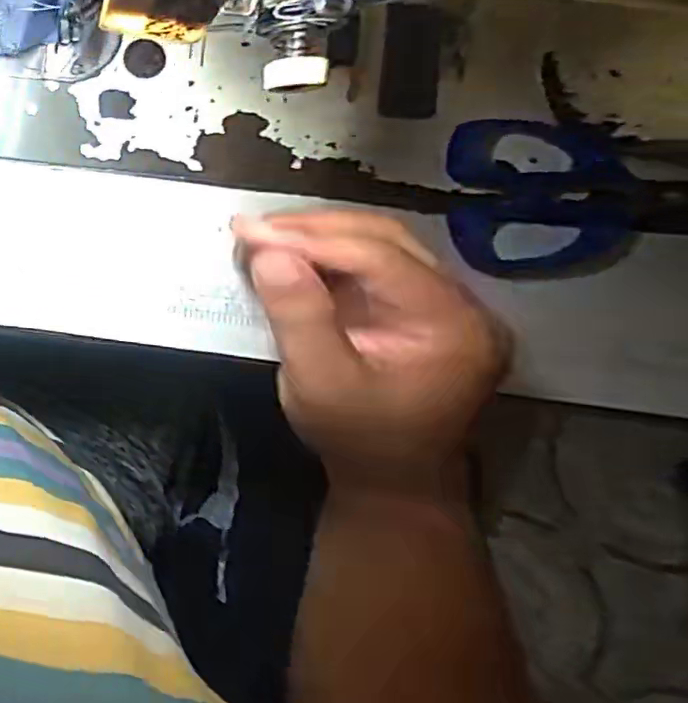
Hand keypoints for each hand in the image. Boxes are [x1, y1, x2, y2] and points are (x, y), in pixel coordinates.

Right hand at [233, 211, 509, 498]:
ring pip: (376, 243)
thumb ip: (298, 314)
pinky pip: (366, 261)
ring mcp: (437, 304)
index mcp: (451, 324)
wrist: (389, 475)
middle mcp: (457, 305)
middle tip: (248, 230)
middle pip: (383, 239)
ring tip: (260, 238)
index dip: (308, 238)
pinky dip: (320, 251)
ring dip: (314, 234)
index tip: (244, 230)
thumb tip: (267, 252)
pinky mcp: (409, 307)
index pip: (378, 258)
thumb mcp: (317, 379)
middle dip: (311, 228)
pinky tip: (285, 255)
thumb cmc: (356, 432)